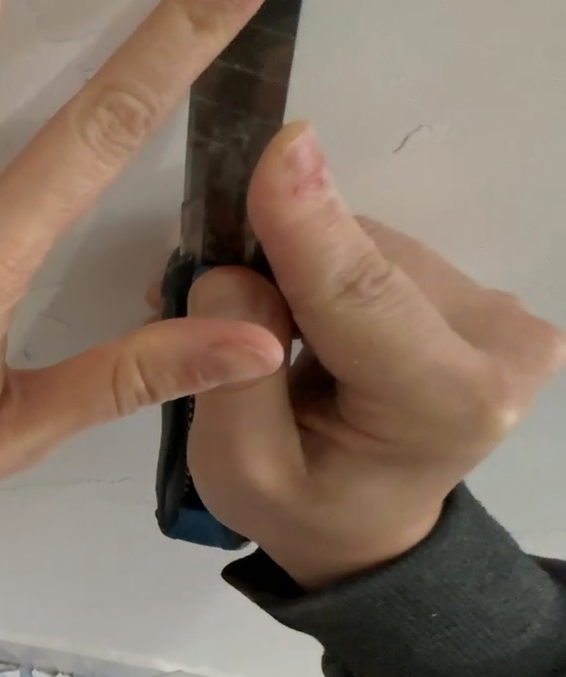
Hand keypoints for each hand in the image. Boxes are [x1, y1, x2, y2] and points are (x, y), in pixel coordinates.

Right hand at [186, 123, 564, 588]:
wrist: (362, 526)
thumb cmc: (292, 507)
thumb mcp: (234, 464)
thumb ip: (230, 376)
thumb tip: (228, 274)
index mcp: (442, 401)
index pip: (359, 296)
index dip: (311, 224)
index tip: (280, 149)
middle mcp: (498, 343)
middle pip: (360, 263)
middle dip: (267, 262)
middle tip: (179, 292)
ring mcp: (498, 316)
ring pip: (366, 252)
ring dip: (284, 266)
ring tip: (216, 311)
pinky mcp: (476, 301)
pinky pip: (374, 260)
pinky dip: (309, 272)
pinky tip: (270, 308)